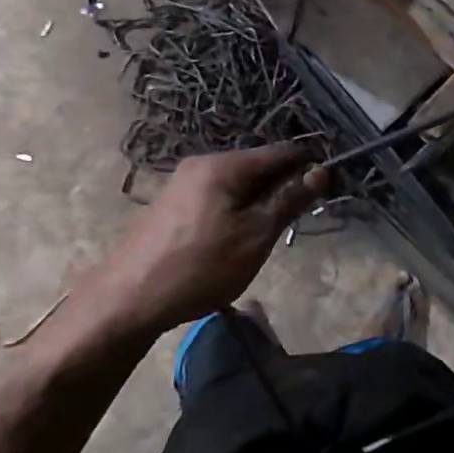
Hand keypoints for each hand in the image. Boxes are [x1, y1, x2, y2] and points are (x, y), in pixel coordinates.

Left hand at [91, 144, 328, 334]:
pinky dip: (235, 211)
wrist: (126, 300)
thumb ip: (289, 200)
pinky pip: (217, 196)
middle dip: (281, 188)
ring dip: (259, 203)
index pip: (281, 151)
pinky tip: (233, 241)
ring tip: (264, 237)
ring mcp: (183, 183)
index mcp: (223, 164)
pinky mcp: (172, 205)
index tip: (327, 191)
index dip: (308, 167)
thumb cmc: (199, 266)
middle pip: (258, 166)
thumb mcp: (254, 236)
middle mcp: (201, 163)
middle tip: (293, 224)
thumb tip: (321, 170)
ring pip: (237, 184)